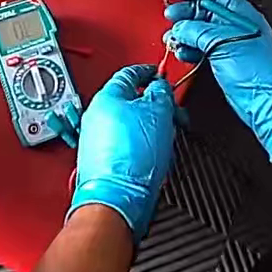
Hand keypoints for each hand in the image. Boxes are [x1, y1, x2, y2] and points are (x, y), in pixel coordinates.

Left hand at [67, 64, 176, 239]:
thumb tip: (161, 87)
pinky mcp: (103, 160)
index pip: (130, 73)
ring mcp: (98, 139)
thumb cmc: (132, 161)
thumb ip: (161, 92)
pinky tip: (154, 157)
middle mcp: (97, 116)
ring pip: (131, 123)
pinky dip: (143, 146)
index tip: (160, 75)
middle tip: (174, 114)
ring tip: (166, 140)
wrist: (118, 200)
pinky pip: (127, 144)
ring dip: (152, 128)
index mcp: (106, 98)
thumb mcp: (158, 113)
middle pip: (132, 100)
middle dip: (157, 106)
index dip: (150, 72)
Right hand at [163, 0, 271, 159]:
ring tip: (174, 39)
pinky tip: (183, 52)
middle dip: (185, 11)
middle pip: (205, 9)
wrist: (269, 102)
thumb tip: (181, 27)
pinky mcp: (225, 61)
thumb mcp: (222, 42)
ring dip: (184, 33)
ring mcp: (231, 44)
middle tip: (171, 17)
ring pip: (200, 30)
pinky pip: (202, 48)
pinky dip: (189, 48)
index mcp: (241, 14)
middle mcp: (236, 26)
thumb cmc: (259, 72)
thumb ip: (197, 30)